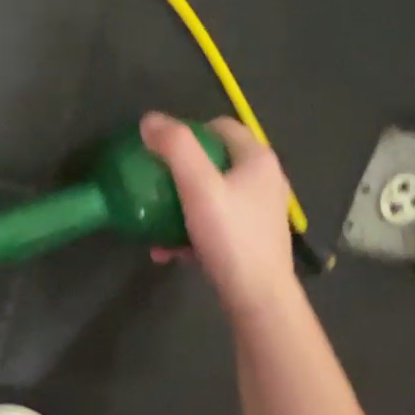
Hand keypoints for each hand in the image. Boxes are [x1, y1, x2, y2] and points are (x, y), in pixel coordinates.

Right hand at [140, 112, 296, 318]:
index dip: (188, 132)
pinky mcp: (250, 239)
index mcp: (257, 160)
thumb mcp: (198, 187)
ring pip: (212, 196)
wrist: (257, 294)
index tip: (159, 150)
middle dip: (180, 172)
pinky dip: (190, 231)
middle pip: (215, 163)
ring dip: (180, 205)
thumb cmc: (230, 236)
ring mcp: (259, 212)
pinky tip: (167, 250)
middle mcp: (264, 180)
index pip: (221, 127)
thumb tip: (150, 120)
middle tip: (153, 184)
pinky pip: (214, 224)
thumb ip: (176, 149)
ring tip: (155, 221)